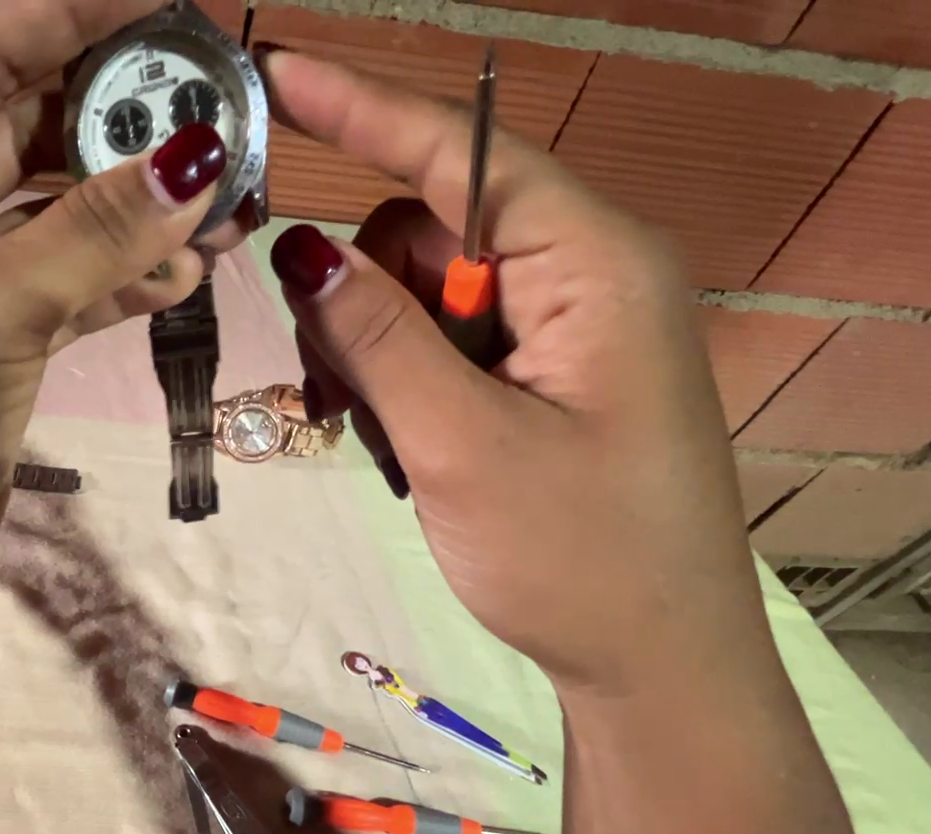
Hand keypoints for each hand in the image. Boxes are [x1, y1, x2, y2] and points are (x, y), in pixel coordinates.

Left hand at [0, 0, 227, 499]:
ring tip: (226, 205)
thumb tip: (197, 157)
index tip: (174, 5)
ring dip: (138, 209)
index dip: (78, 13)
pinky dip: (122, 275)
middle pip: (31, 124)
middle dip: (124, 122)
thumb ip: (94, 230)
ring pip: (59, 211)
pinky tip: (184, 273)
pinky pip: (67, 279)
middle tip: (219, 118)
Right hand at [262, 50, 770, 697]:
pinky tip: (398, 436)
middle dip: (362, 291)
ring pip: (422, 292)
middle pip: (429, 229)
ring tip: (376, 432)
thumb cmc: (576, 556)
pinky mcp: (538, 377)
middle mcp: (579, 277)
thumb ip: (378, 339)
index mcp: (593, 264)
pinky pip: (441, 344)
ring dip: (374, 348)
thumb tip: (299, 250)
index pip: (464, 152)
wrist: (649, 661)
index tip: (281, 74)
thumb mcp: (460, 443)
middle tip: (334, 384)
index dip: (367, 109)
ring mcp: (559, 330)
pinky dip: (400, 379)